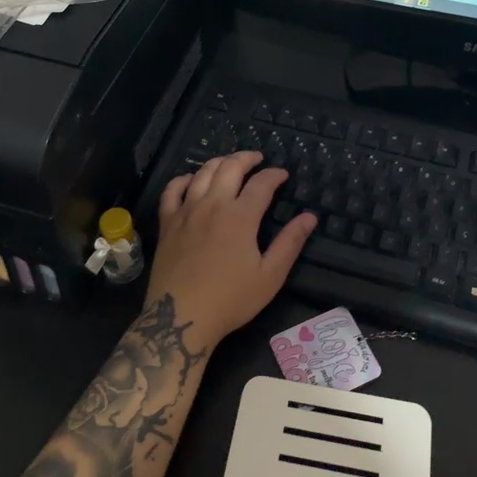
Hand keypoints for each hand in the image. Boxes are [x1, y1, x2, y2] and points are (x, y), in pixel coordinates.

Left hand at [147, 151, 317, 346]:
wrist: (181, 317)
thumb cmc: (230, 300)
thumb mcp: (270, 276)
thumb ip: (290, 243)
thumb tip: (310, 217)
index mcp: (240, 217)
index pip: (261, 183)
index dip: (274, 175)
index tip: (283, 174)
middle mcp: (213, 205)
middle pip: (229, 168)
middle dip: (246, 158)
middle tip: (257, 158)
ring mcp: (186, 212)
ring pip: (202, 173)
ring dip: (219, 162)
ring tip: (230, 163)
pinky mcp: (167, 223)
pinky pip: (172, 190)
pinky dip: (184, 179)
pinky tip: (191, 180)